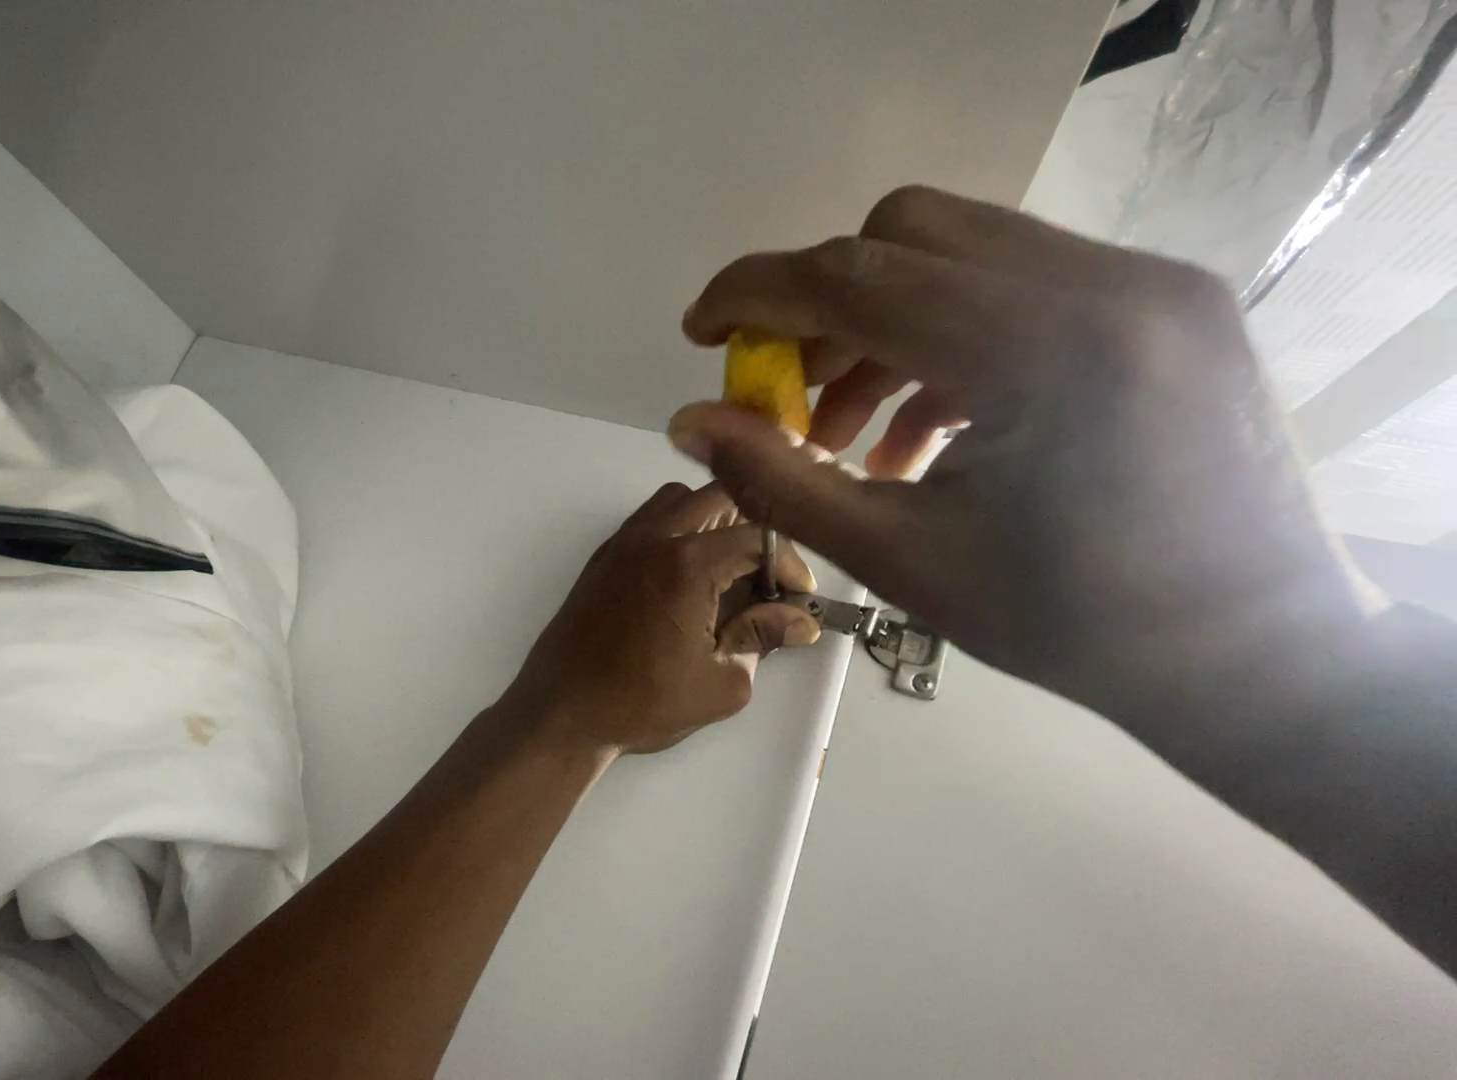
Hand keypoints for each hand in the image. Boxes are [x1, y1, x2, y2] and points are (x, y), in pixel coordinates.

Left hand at [499, 482, 821, 755]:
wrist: (561, 710)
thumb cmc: (641, 703)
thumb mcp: (721, 682)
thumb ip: (763, 638)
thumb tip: (799, 621)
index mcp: (687, 563)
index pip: (759, 536)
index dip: (791, 565)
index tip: (798, 597)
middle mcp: (653, 537)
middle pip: (720, 497)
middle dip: (754, 529)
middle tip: (767, 577)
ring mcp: (622, 542)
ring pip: (679, 499)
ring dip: (712, 520)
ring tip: (727, 570)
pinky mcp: (603, 556)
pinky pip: (649, 519)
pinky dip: (676, 528)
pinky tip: (686, 576)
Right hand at [667, 186, 1380, 718]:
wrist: (1255, 657)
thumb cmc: (1067, 624)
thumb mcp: (894, 559)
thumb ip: (776, 478)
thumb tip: (689, 421)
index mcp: (1038, 350)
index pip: (854, 276)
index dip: (755, 293)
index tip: (700, 329)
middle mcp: (1103, 284)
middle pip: (904, 235)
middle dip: (819, 305)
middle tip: (786, 390)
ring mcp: (1146, 284)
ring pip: (958, 253)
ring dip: (878, 329)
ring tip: (848, 430)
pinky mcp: (1163, 303)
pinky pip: (1016, 286)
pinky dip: (943, 340)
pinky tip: (925, 431)